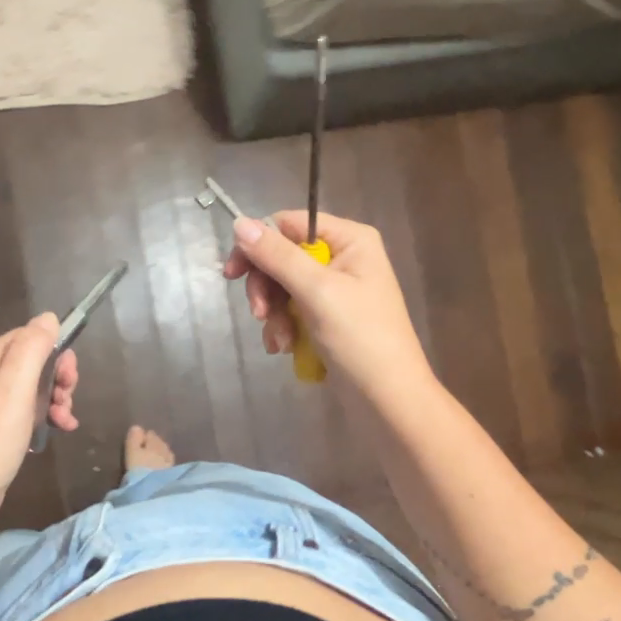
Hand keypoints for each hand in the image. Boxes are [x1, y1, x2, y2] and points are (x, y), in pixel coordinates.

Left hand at [0, 314, 78, 517]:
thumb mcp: (15, 388)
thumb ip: (32, 348)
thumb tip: (48, 317)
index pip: (28, 336)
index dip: (54, 351)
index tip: (70, 378)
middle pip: (31, 361)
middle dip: (57, 377)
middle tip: (67, 400)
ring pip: (31, 387)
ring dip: (54, 398)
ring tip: (65, 420)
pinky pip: (24, 410)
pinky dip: (43, 416)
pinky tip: (57, 430)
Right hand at [223, 211, 429, 398]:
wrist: (387, 398)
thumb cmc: (360, 338)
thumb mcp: (316, 291)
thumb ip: (277, 256)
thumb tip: (240, 222)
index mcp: (350, 239)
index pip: (289, 224)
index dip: (258, 245)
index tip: (233, 274)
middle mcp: (343, 257)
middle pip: (281, 257)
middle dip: (266, 289)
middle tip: (260, 314)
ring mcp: (334, 289)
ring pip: (282, 287)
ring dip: (273, 314)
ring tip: (282, 341)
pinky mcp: (326, 317)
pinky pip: (291, 311)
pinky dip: (283, 328)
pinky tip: (285, 348)